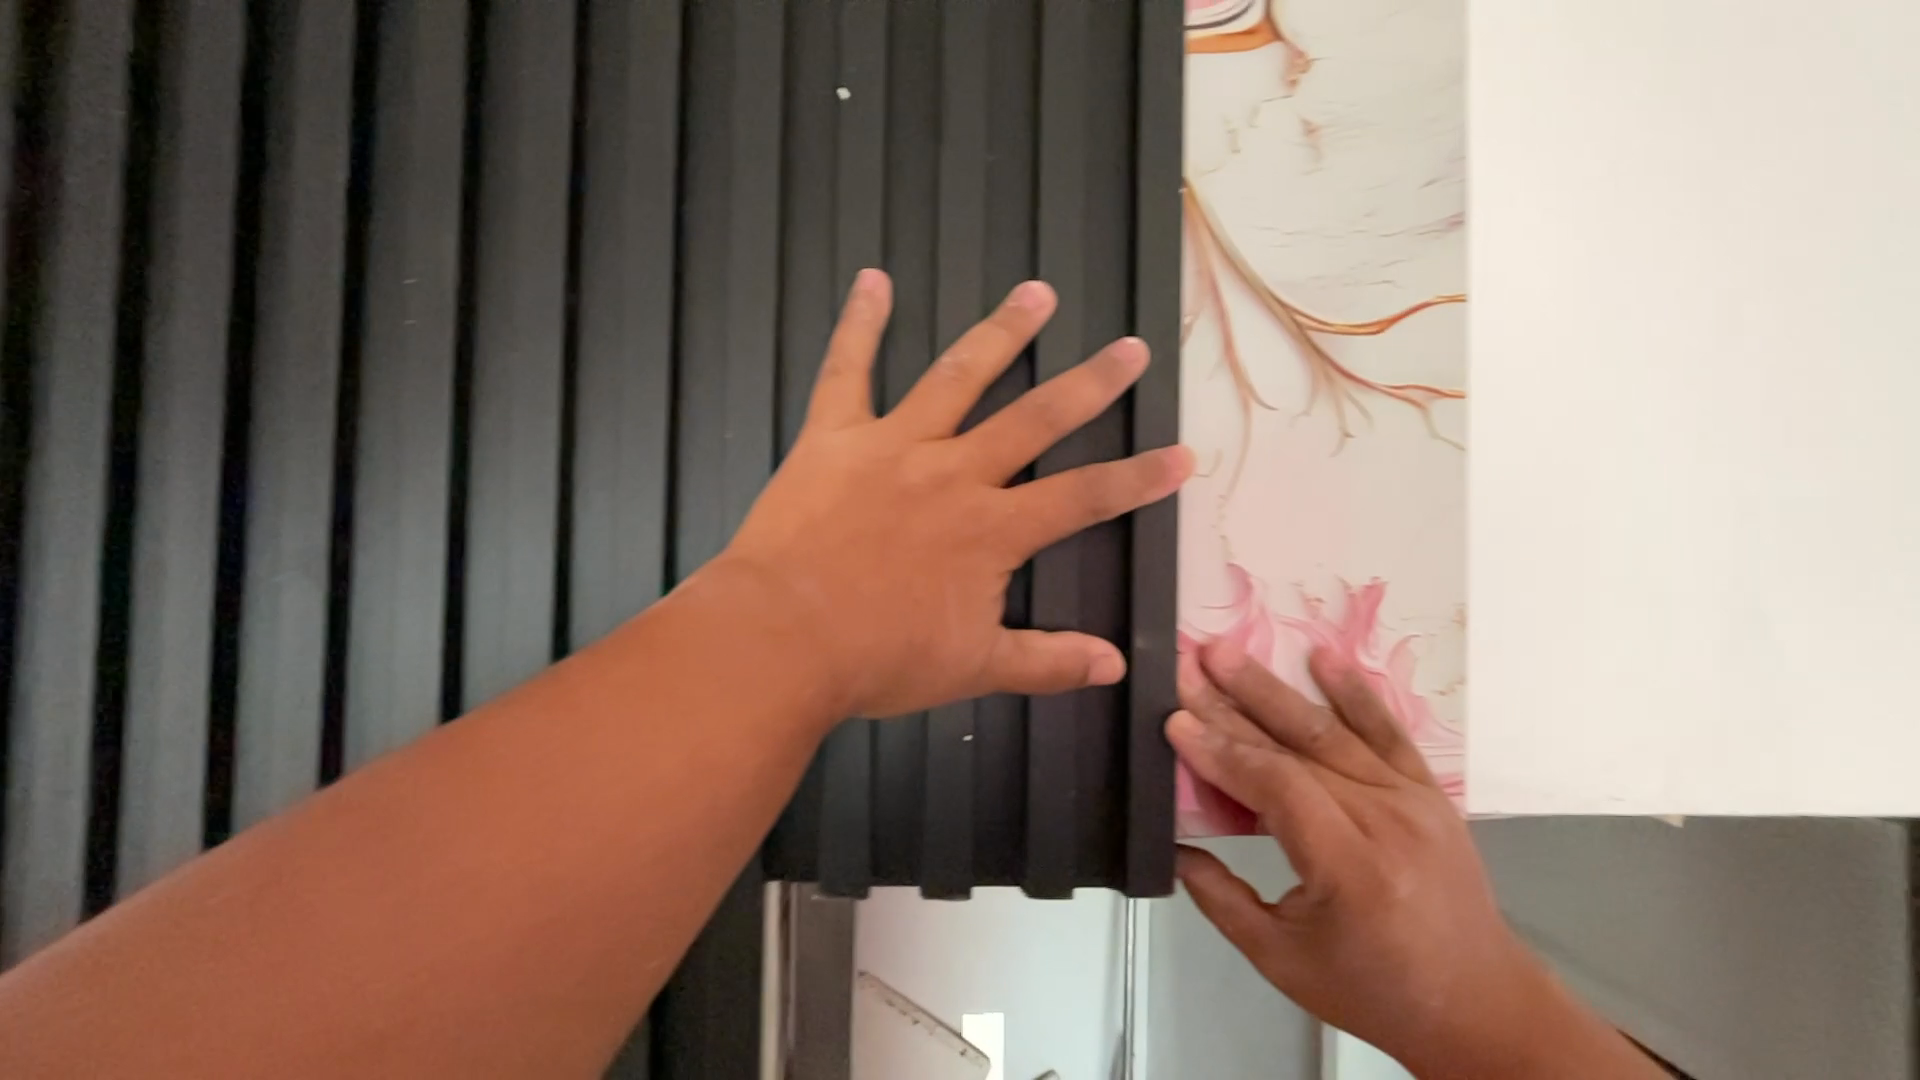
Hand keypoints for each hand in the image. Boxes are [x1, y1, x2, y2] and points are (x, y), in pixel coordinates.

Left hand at [719, 270, 1191, 719]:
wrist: (782, 640)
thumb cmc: (877, 658)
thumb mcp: (973, 668)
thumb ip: (1048, 663)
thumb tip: (1115, 667)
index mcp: (993, 529)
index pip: (1086, 497)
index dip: (1138, 477)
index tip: (1183, 455)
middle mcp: (955, 473)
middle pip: (1035, 419)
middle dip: (1090, 384)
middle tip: (1130, 348)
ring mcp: (894, 446)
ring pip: (959, 377)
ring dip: (1002, 333)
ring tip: (1037, 294)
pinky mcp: (834, 436)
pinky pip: (847, 370)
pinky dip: (860, 324)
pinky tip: (873, 280)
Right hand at [1168, 640, 1664, 1079]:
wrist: (1481, 1006)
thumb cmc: (1375, 990)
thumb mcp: (1281, 959)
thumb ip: (1220, 899)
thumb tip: (1174, 846)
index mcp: (1349, 868)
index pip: (1276, 788)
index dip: (1221, 752)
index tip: (1175, 721)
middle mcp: (1385, 822)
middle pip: (1295, 749)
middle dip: (1231, 705)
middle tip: (1186, 668)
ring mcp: (1413, 801)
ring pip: (1329, 732)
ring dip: (1271, 688)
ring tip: (1225, 653)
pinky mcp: (1429, 792)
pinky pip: (1388, 732)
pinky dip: (1353, 692)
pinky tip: (1321, 656)